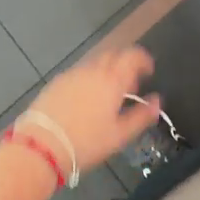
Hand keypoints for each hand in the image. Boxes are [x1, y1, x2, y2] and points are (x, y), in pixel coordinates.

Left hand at [20, 47, 161, 173]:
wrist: (42, 145)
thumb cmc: (86, 142)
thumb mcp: (119, 135)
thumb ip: (141, 116)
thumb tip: (157, 101)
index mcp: (113, 79)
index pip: (133, 56)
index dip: (143, 59)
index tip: (148, 71)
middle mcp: (94, 69)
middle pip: (114, 55)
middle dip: (125, 64)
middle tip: (130, 85)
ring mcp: (73, 73)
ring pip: (95, 63)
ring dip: (106, 71)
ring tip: (107, 95)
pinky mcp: (57, 81)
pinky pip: (79, 73)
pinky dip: (89, 79)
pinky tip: (85, 100)